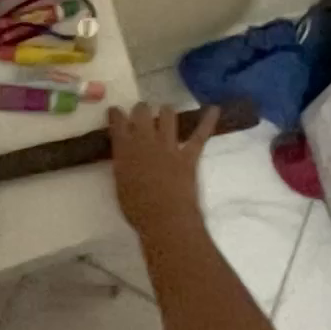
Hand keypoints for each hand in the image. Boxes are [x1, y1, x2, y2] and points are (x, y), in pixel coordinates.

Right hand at [107, 103, 218, 239]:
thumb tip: (126, 153)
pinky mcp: (189, 155)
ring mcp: (169, 146)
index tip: (116, 111)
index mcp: (125, 149)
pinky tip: (215, 109)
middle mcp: (146, 140)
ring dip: (165, 111)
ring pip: (168, 115)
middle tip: (141, 114)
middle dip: (141, 109)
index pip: (118, 121)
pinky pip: (199, 135)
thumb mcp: (121, 184)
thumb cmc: (137, 209)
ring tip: (165, 112)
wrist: (165, 220)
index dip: (116, 113)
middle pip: (142, 111)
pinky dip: (208, 121)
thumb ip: (123, 163)